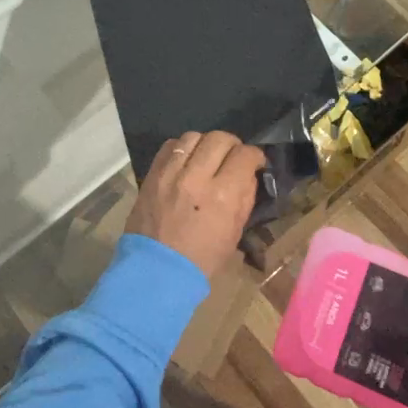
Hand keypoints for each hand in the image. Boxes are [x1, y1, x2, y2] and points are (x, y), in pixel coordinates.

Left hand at [124, 131, 265, 278]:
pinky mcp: (151, 175)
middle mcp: (196, 177)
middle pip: (219, 138)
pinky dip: (182, 148)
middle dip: (232, 145)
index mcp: (222, 195)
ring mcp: (170, 174)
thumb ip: (244, 197)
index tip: (255, 162)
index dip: (255, 155)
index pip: (245, 155)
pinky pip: (169, 146)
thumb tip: (248, 173)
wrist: (157, 271)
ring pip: (193, 136)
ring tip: (207, 157)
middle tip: (233, 157)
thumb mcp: (235, 232)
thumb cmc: (202, 259)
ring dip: (206, 144)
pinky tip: (186, 160)